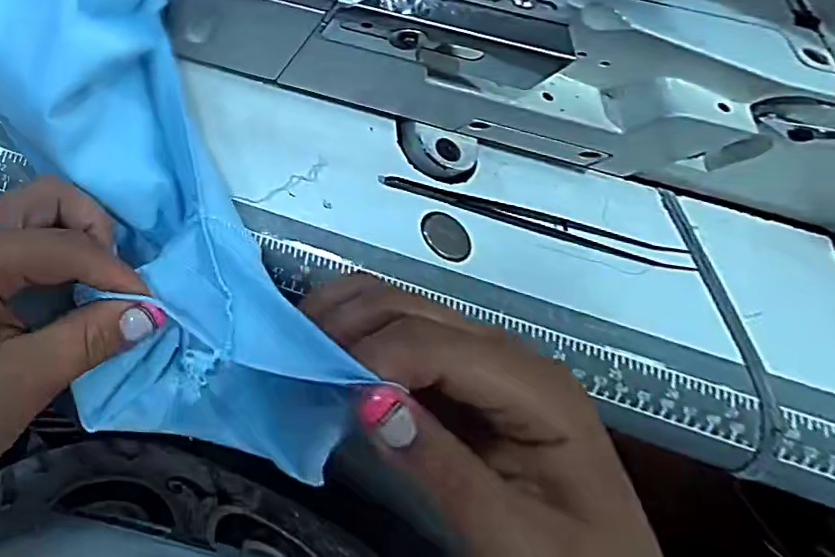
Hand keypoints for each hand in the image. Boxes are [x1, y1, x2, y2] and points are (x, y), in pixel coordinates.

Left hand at [0, 178, 159, 556]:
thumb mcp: (25, 380)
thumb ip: (89, 337)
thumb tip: (150, 312)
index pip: (66, 243)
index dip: (115, 271)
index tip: (150, 305)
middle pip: (51, 197)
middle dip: (94, 229)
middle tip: (114, 280)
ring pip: (39, 210)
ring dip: (76, 237)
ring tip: (98, 285)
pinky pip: (24, 234)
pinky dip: (56, 251)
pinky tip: (68, 289)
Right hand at [304, 274, 659, 556]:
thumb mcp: (516, 540)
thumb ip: (443, 470)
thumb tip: (366, 399)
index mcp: (536, 387)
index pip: (436, 343)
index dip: (373, 354)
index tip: (325, 388)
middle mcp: (508, 352)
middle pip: (412, 307)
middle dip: (349, 323)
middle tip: (298, 359)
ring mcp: (484, 354)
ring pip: (399, 303)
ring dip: (346, 315)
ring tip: (305, 347)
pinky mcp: (462, 367)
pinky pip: (400, 327)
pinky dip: (356, 327)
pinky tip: (331, 348)